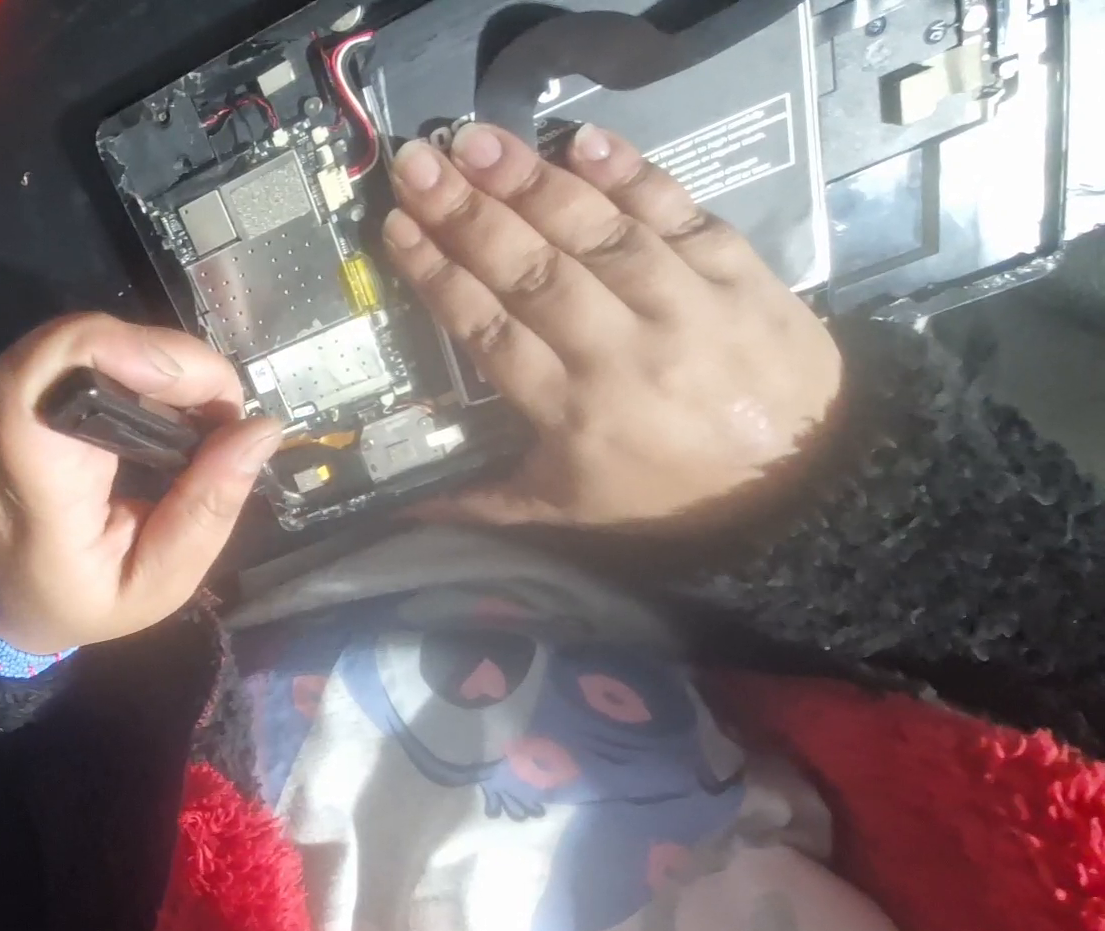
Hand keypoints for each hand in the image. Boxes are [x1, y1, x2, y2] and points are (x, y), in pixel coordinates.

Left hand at [0, 314, 282, 654]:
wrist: (3, 600)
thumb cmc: (79, 601)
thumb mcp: (158, 584)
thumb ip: (204, 513)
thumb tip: (260, 430)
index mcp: (39, 492)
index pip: (32, 385)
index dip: (103, 349)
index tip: (184, 384)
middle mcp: (17, 437)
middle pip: (67, 347)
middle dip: (163, 357)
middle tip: (221, 408)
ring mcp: (16, 414)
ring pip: (77, 343)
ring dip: (156, 359)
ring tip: (206, 409)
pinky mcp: (32, 404)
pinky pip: (82, 359)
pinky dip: (140, 366)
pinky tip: (174, 404)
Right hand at [381, 123, 840, 529]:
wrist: (812, 482)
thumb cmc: (666, 498)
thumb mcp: (564, 512)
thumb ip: (479, 503)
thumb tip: (399, 512)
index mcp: (570, 410)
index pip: (489, 329)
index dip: (439, 275)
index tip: (397, 229)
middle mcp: (620, 349)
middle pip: (531, 270)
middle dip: (466, 213)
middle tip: (416, 164)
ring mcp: (684, 303)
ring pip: (596, 232)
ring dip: (530, 181)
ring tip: (475, 140)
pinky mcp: (739, 271)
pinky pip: (678, 212)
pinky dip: (630, 172)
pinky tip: (581, 139)